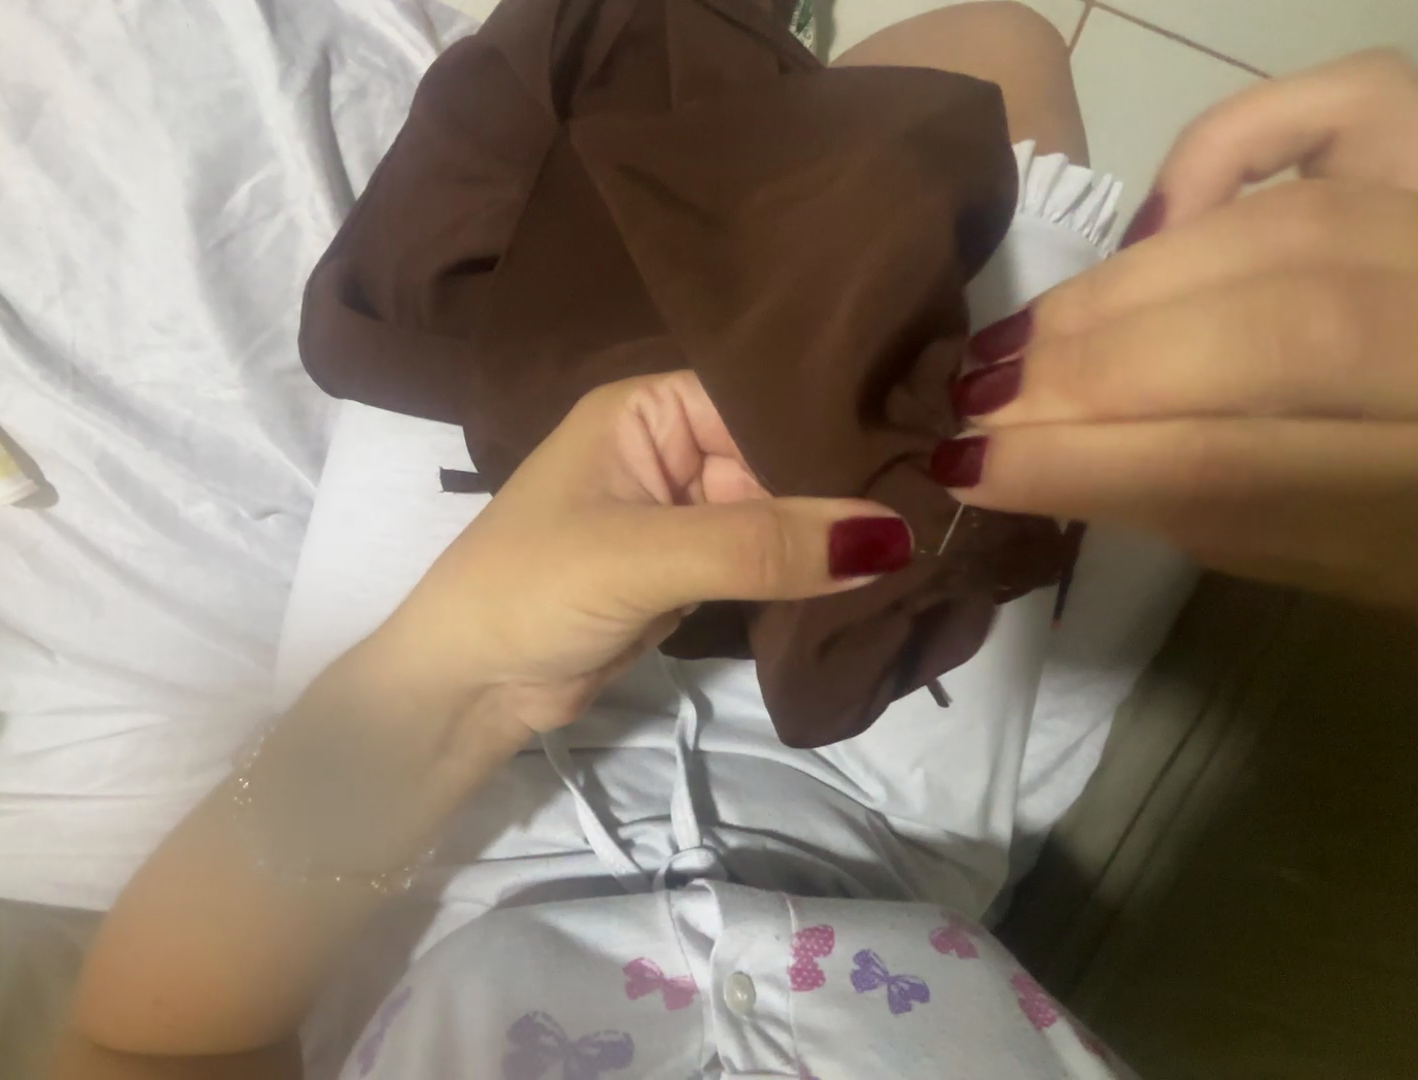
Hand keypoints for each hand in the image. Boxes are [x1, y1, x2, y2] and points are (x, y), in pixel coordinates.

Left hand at [371, 371, 911, 736]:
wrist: (470, 682)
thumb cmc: (530, 589)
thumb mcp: (640, 556)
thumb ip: (758, 545)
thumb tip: (893, 537)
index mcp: (647, 409)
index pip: (760, 396)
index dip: (834, 420)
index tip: (927, 443)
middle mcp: (669, 449)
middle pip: (777, 456)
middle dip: (843, 487)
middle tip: (947, 503)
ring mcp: (682, 513)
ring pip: (776, 515)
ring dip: (830, 536)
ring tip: (929, 539)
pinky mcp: (690, 571)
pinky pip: (761, 563)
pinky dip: (803, 574)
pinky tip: (872, 577)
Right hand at [935, 51, 1417, 641]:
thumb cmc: (1400, 539)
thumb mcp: (1284, 563)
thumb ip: (1158, 503)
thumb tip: (1002, 453)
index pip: (1227, 470)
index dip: (1072, 462)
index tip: (960, 465)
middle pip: (1259, 338)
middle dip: (1079, 374)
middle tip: (974, 402)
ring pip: (1273, 232)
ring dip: (1109, 294)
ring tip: (1012, 344)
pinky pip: (1354, 103)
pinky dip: (1228, 142)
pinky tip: (1156, 217)